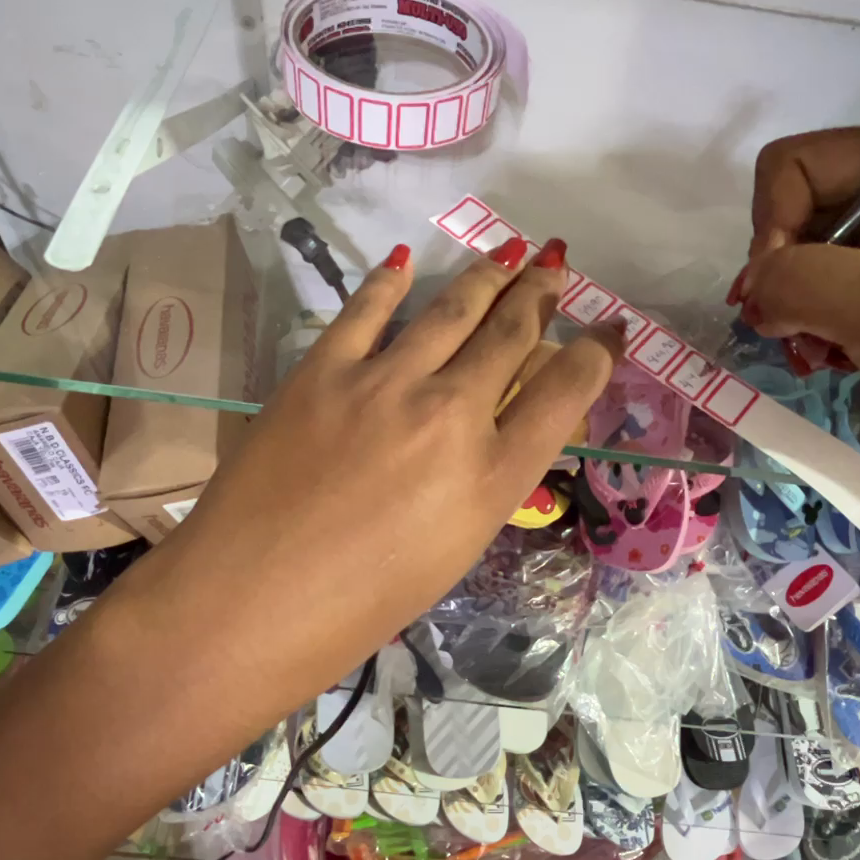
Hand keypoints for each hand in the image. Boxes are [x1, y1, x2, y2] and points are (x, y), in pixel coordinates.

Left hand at [153, 237, 620, 669]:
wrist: (249, 602)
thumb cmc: (361, 605)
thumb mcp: (455, 548)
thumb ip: (487, 479)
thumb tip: (500, 423)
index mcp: (494, 478)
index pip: (567, 392)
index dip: (597, 352)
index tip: (609, 329)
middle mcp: (452, 415)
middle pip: (512, 334)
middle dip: (542, 295)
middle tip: (556, 269)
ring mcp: (384, 384)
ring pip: (451, 309)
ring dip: (486, 277)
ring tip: (507, 254)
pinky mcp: (322, 370)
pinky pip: (366, 310)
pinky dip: (389, 282)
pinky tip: (404, 260)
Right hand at [731, 125, 859, 469]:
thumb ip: (804, 281)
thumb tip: (752, 292)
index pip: (794, 165)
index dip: (773, 227)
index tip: (779, 294)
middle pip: (788, 211)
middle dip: (779, 276)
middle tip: (793, 329)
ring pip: (790, 257)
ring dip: (788, 309)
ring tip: (815, 352)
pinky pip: (807, 292)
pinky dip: (802, 327)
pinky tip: (826, 359)